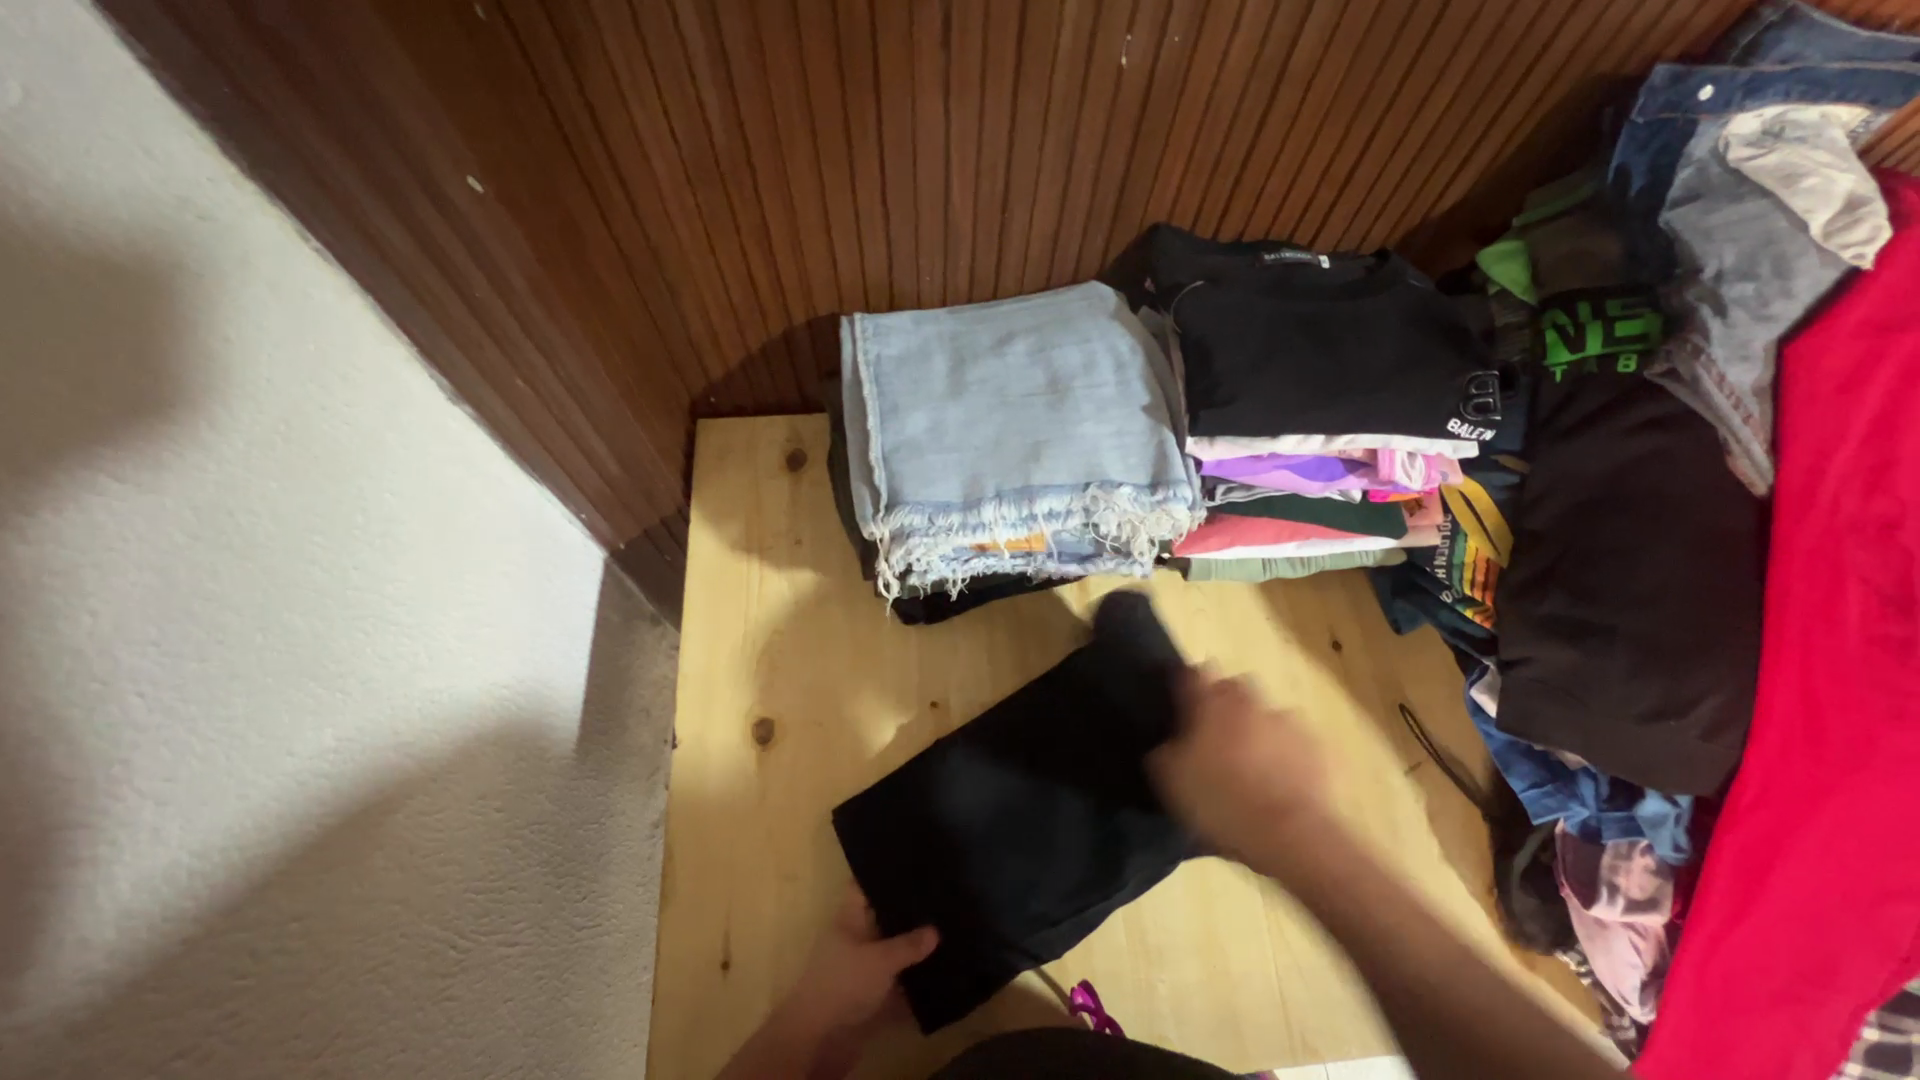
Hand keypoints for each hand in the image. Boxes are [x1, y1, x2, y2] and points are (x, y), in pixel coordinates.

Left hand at [755, 885, 936, 1077]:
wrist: (819, 1038)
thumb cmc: (843, 983)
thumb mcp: (880, 958)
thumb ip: (908, 944)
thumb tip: (935, 930)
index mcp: (848, 920)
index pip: (862, 888)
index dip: (881, 875)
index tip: (909, 864)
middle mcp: (854, 940)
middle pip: (882, 921)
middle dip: (907, 914)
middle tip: (942, 899)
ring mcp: (862, 970)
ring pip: (892, 953)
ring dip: (914, 950)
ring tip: (949, 933)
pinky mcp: (870, 998)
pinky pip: (897, 985)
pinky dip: (914, 984)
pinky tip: (940, 975)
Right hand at [1149, 668, 1330, 868]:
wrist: (1289, 835)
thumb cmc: (1220, 802)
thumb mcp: (1170, 780)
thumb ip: (1164, 751)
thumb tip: (1167, 744)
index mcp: (1209, 701)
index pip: (1191, 675)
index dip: (1184, 684)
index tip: (1179, 701)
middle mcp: (1249, 700)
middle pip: (1233, 688)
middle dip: (1224, 704)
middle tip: (1214, 736)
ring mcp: (1287, 721)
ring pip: (1267, 714)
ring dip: (1258, 729)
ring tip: (1251, 763)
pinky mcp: (1317, 746)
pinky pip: (1294, 741)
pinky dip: (1286, 752)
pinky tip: (1279, 779)